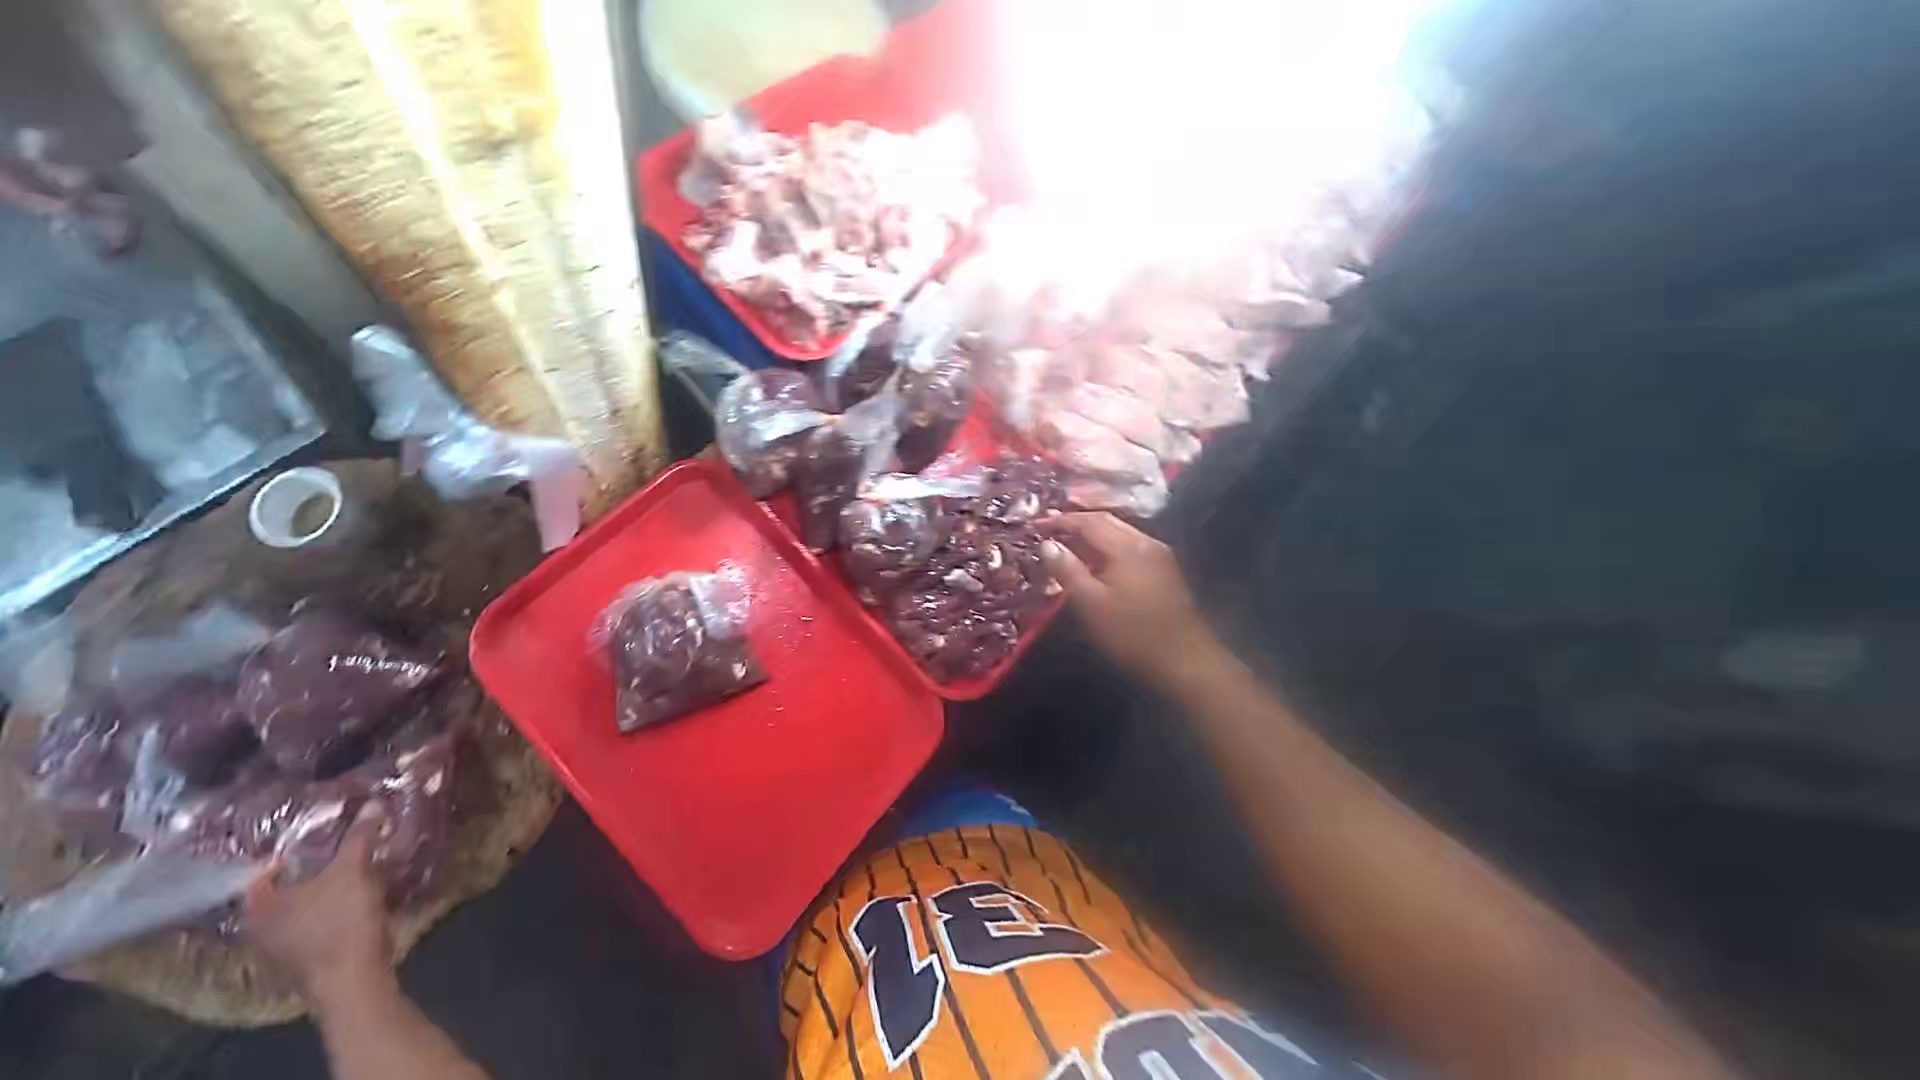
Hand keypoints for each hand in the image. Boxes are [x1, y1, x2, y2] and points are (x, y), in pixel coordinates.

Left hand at [245, 807, 394, 1007]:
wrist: (351, 974)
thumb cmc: (339, 919)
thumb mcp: (353, 870)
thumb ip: (359, 837)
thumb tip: (371, 805)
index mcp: (258, 906)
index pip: (262, 870)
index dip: (288, 849)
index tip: (318, 833)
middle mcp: (259, 927)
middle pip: (283, 888)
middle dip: (310, 868)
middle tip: (338, 846)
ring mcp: (280, 946)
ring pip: (301, 906)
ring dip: (323, 888)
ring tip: (352, 867)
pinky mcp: (304, 956)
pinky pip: (315, 921)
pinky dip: (330, 907)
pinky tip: (355, 896)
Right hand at [1041, 513, 1231, 692]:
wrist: (1187, 661)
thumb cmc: (1133, 634)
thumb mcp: (1091, 604)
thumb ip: (1067, 570)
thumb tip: (1047, 544)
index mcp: (1128, 546)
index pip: (1088, 521)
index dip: (1060, 521)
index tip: (1035, 525)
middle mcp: (1146, 542)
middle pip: (1106, 521)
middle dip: (1076, 522)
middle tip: (1049, 530)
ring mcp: (1159, 556)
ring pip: (1119, 533)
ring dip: (1092, 534)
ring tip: (1066, 544)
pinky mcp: (1163, 572)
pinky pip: (1128, 547)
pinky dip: (1106, 548)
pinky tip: (1094, 562)